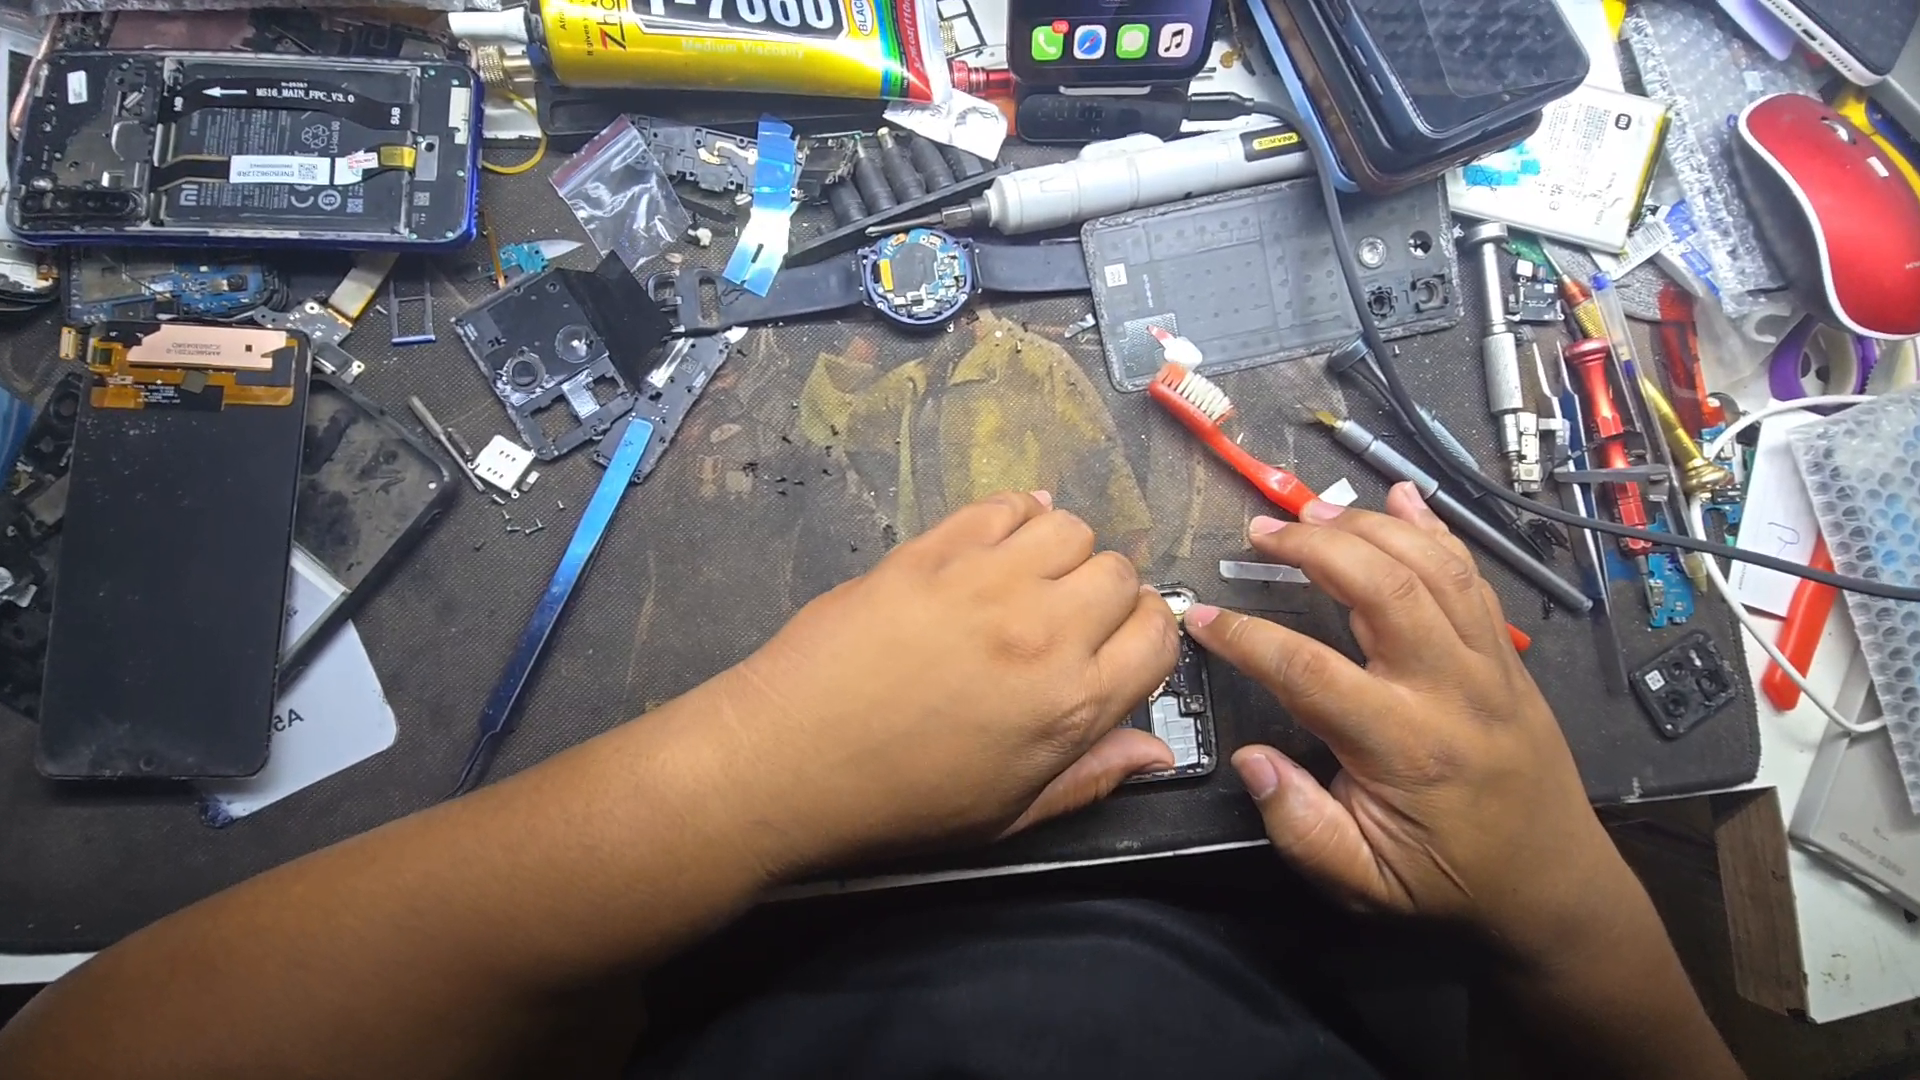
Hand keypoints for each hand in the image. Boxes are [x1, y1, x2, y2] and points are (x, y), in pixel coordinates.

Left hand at [708, 491, 1180, 874]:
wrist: (792, 759)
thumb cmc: (903, 802)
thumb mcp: (1010, 813)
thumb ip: (1092, 775)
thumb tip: (1159, 749)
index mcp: (1073, 702)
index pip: (1157, 635)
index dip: (1146, 634)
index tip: (1117, 643)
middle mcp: (1045, 629)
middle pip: (1118, 573)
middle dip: (1107, 593)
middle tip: (1065, 614)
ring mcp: (986, 580)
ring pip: (1068, 528)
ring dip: (1062, 549)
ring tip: (1029, 576)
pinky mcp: (932, 549)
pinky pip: (1001, 504)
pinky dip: (1015, 512)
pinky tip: (1000, 537)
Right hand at [1184, 483, 1641, 964]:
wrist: (1558, 891)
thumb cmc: (1449, 884)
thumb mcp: (1360, 882)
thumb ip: (1297, 824)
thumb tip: (1250, 758)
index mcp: (1404, 745)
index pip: (1306, 669)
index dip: (1245, 637)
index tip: (1202, 618)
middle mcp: (1450, 689)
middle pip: (1381, 588)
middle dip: (1314, 548)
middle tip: (1261, 531)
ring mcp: (1489, 665)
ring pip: (1431, 568)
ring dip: (1367, 527)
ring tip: (1311, 510)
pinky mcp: (1507, 658)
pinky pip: (1472, 578)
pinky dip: (1435, 530)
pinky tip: (1402, 499)